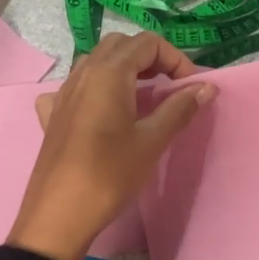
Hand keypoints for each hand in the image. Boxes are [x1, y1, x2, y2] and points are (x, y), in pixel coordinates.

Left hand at [7, 33, 215, 259]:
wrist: (59, 216)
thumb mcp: (152, 141)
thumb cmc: (110, 175)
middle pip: (120, 46)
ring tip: (143, 97)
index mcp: (108, 73)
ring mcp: (62, 94)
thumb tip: (206, 87)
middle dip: (150, 58)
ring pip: (96, 63)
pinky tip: (99, 111)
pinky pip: (74, 88)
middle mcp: (83, 74)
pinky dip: (94, 89)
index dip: (175, 58)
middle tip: (171, 86)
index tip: (191, 86)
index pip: (147, 43)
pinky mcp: (52, 116)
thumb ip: (179, 108)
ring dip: (124, 70)